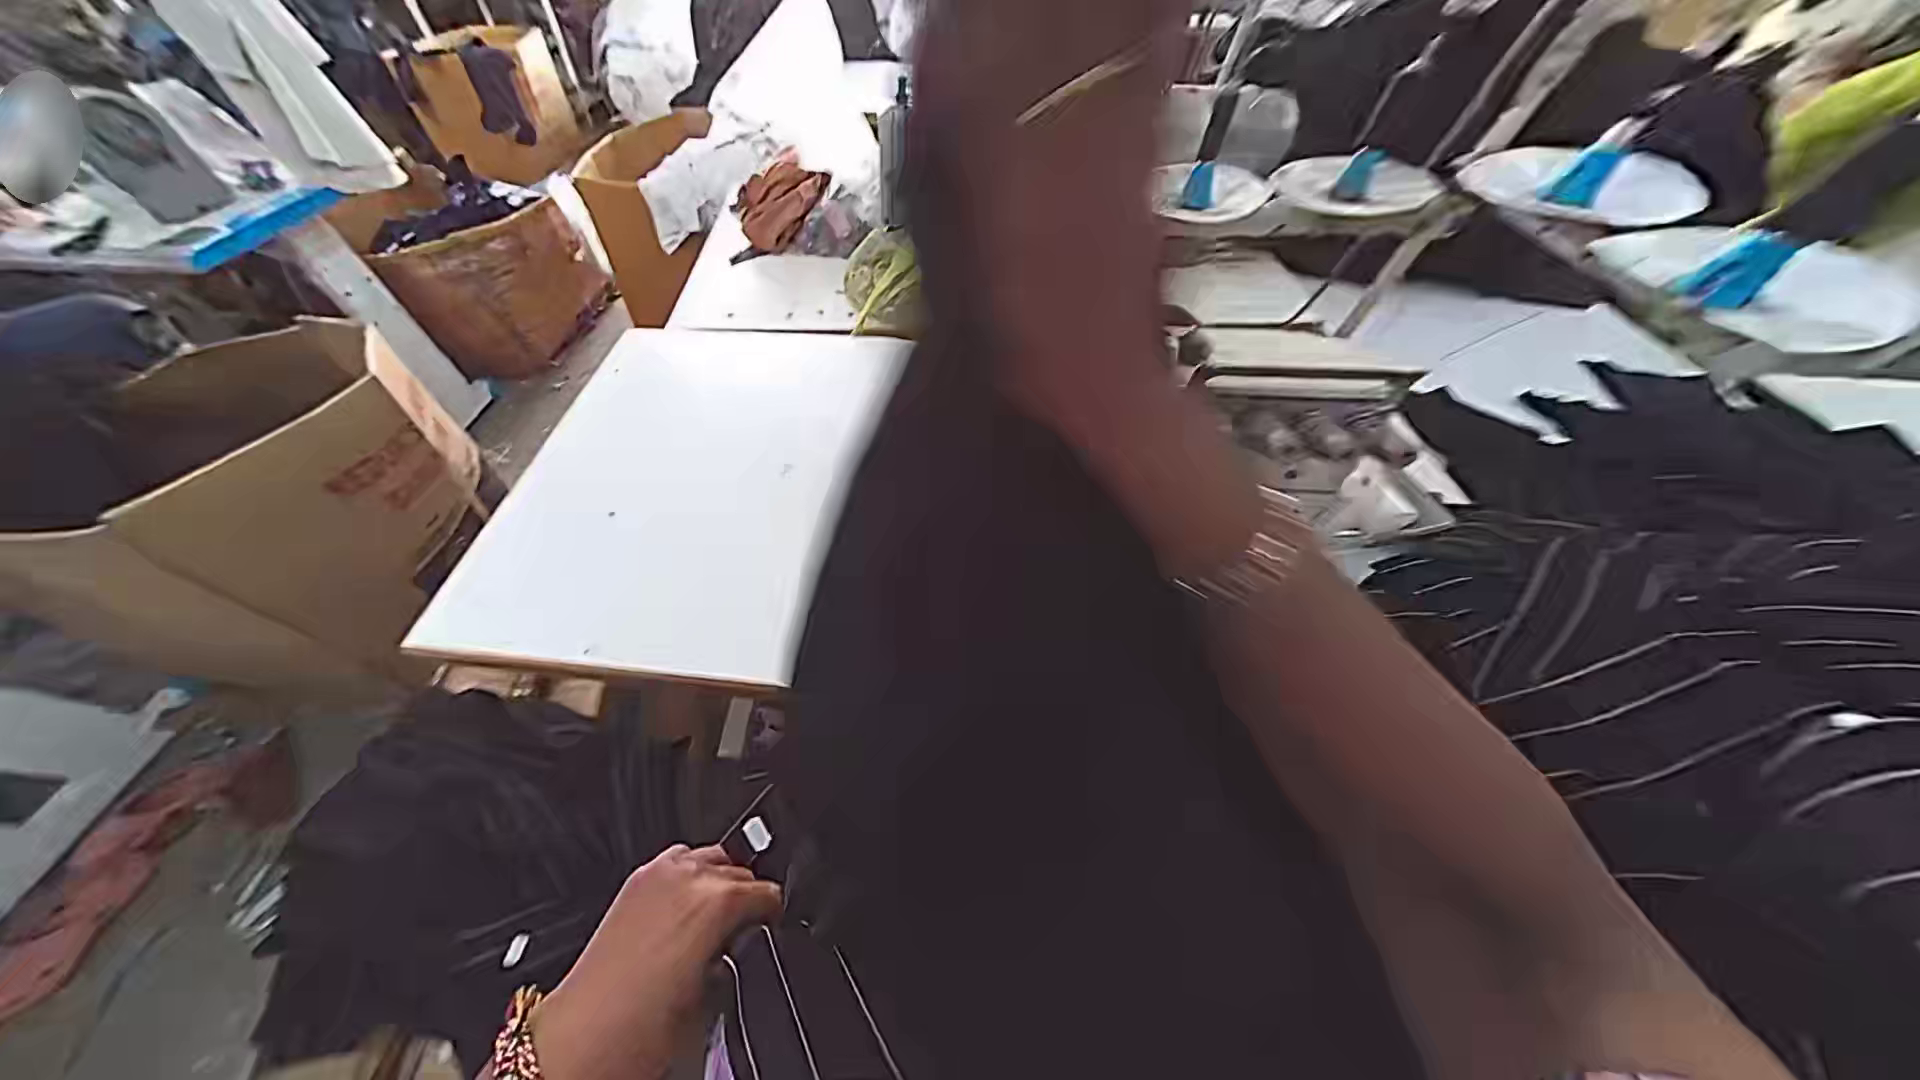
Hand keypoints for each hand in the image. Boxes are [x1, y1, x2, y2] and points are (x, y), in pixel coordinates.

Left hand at [530, 845, 781, 1079]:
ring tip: (714, 920)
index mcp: (718, 902)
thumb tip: (741, 946)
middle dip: (747, 900)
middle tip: (742, 933)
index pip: (768, 893)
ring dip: (720, 883)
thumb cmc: (634, 1033)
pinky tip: (686, 908)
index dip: (772, 916)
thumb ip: (738, 955)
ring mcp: (660, 875)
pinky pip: (679, 862)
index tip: (768, 930)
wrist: (574, 1047)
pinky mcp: (636, 883)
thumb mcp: (712, 999)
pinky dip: (689, 877)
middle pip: (743, 873)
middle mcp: (690, 878)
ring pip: (713, 858)